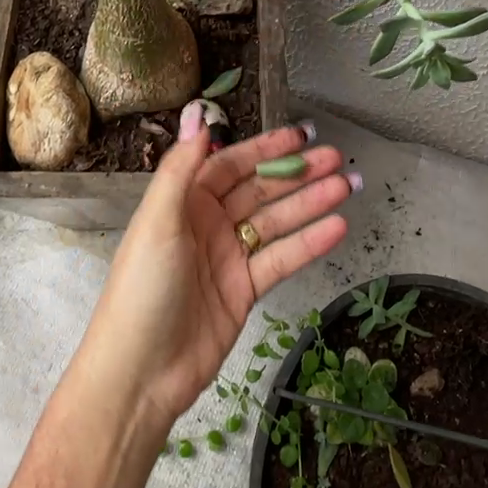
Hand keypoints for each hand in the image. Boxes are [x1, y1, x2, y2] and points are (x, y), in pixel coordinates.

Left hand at [72, 104, 357, 425]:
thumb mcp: (158, 221)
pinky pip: (282, 259)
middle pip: (260, 190)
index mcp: (183, 201)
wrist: (140, 372)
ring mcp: (228, 257)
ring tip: (347, 187)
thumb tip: (196, 115)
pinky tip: (337, 228)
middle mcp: (207, 223)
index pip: (231, 164)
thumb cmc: (141, 290)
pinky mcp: (244, 291)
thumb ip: (180, 167)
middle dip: (298, 173)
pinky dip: (309, 244)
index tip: (301, 135)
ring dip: (311, 204)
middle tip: (337, 158)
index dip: (266, 149)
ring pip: (276, 222)